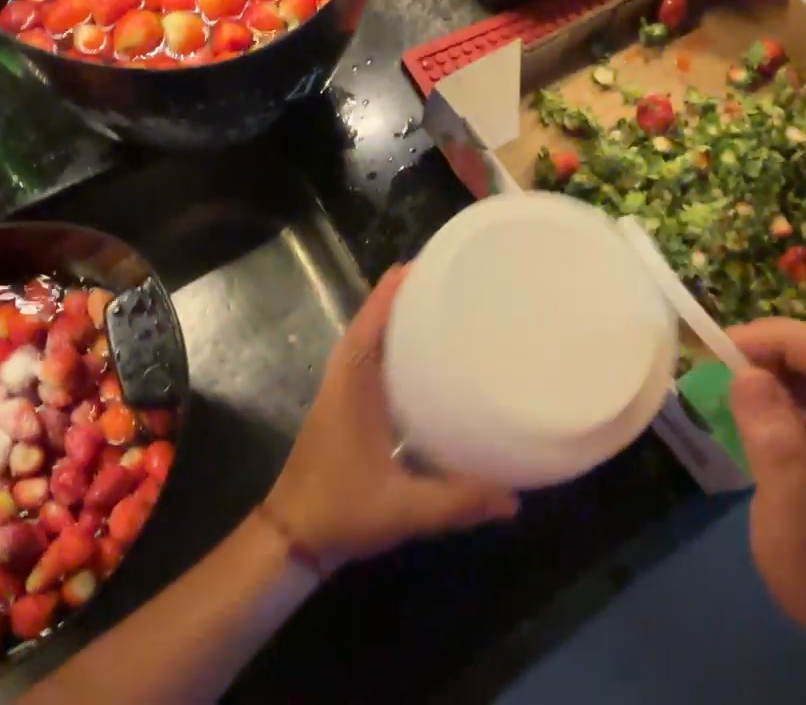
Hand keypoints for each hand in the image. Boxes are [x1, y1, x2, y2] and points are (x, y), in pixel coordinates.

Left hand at [262, 266, 518, 572]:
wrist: (291, 540)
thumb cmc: (339, 512)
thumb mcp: (403, 509)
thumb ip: (457, 501)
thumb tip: (514, 499)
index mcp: (351, 390)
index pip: (367, 327)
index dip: (390, 294)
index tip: (421, 264)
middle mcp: (343, 384)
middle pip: (368, 326)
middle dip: (400, 300)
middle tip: (443, 282)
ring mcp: (341, 398)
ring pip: (366, 345)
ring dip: (393, 323)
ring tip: (437, 310)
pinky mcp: (345, 414)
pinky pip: (368, 367)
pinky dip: (390, 351)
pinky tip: (422, 365)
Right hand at [728, 319, 805, 695]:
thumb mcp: (794, 518)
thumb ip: (775, 444)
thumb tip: (748, 376)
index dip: (781, 338)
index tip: (726, 350)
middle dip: (774, 346)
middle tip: (720, 364)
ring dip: (777, 367)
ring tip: (729, 384)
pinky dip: (785, 393)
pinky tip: (756, 415)